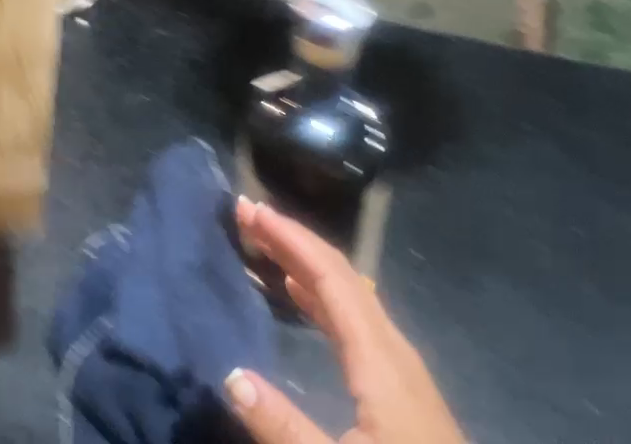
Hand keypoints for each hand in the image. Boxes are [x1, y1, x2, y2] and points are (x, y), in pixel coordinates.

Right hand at [225, 197, 464, 443]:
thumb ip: (284, 426)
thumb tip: (231, 375)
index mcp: (379, 357)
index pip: (331, 277)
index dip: (290, 237)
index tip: (251, 209)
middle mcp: (392, 348)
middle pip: (341, 275)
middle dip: (294, 239)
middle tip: (248, 215)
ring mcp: (400, 366)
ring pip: (350, 294)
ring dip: (306, 263)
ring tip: (265, 244)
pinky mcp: (400, 386)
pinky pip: (355, 317)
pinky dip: (321, 294)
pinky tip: (302, 295)